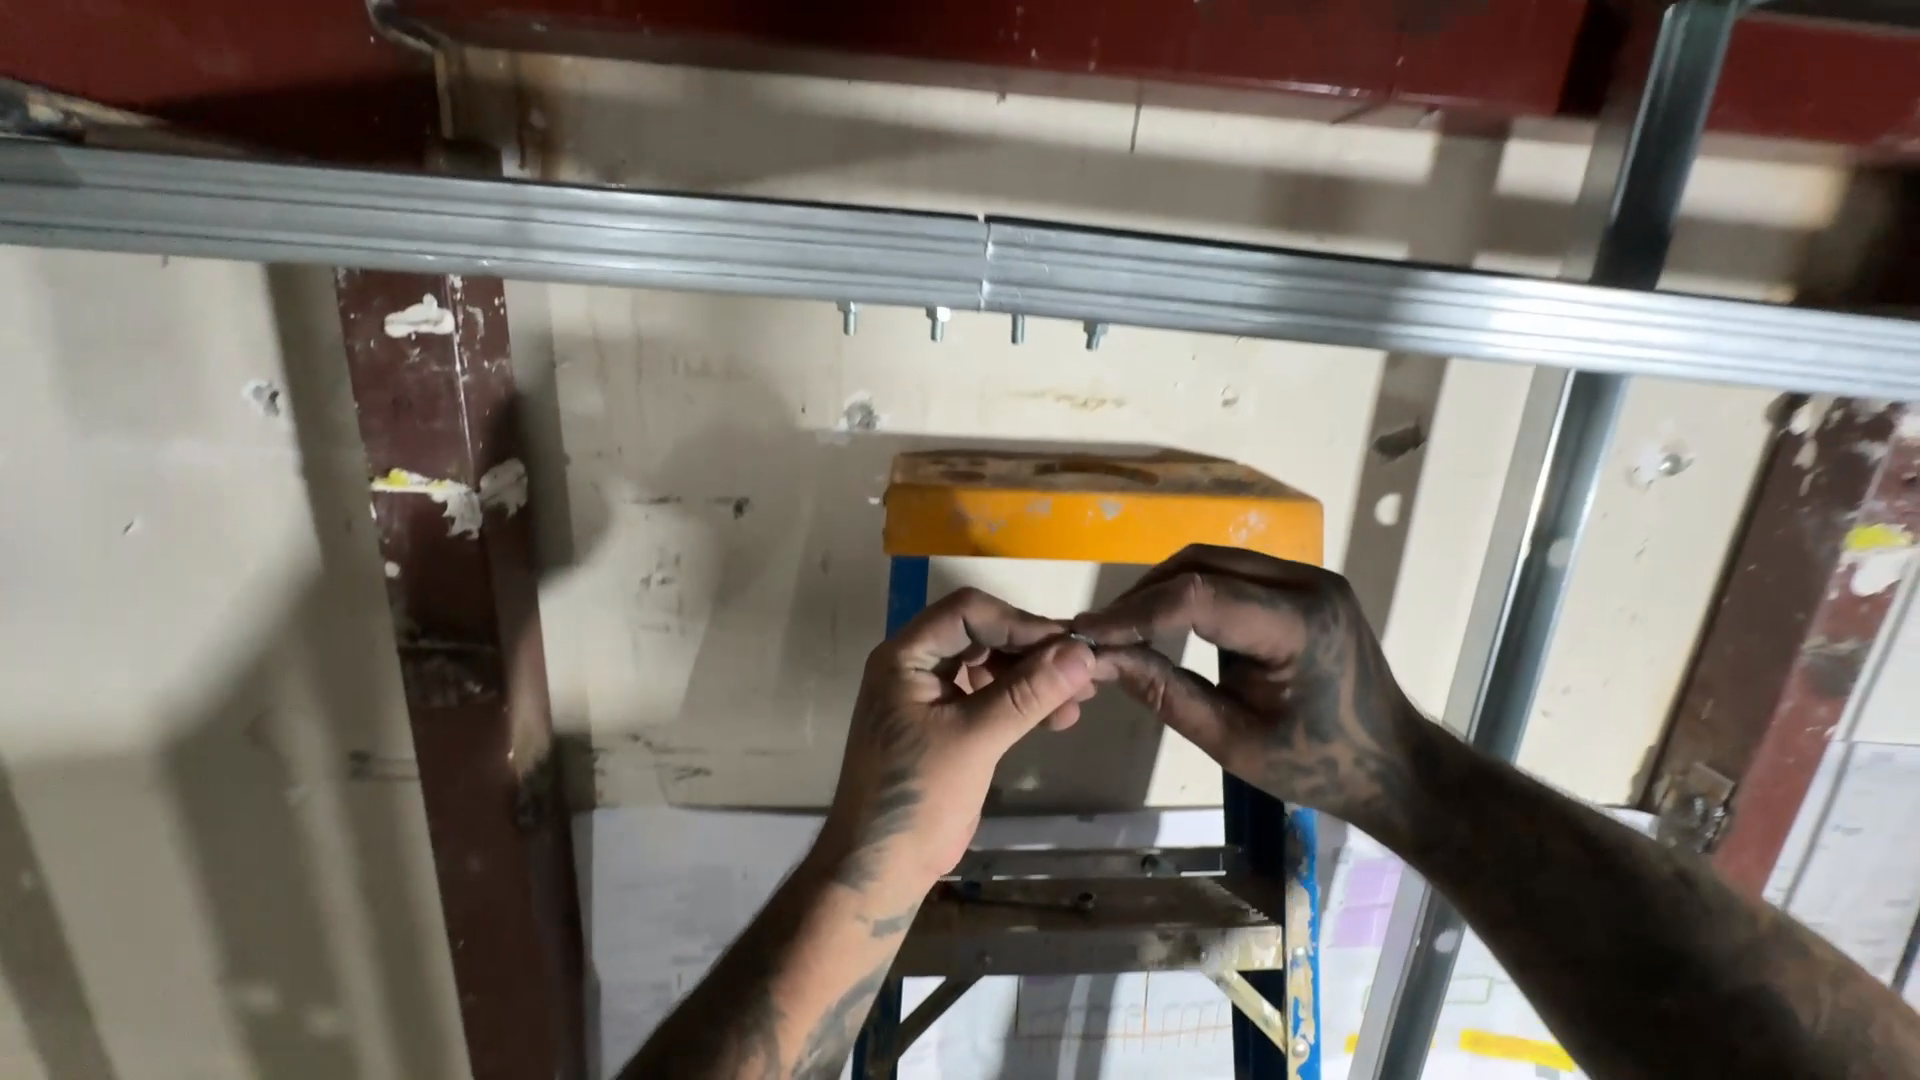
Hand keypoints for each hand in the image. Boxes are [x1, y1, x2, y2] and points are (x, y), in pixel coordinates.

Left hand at [821, 588, 1097, 893]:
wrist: (881, 867)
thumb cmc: (917, 798)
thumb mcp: (975, 740)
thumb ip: (1028, 693)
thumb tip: (1082, 653)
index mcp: (905, 656)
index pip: (968, 612)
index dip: (1020, 623)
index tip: (1069, 645)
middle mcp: (915, 665)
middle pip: (981, 633)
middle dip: (1031, 650)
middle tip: (1082, 670)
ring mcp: (930, 694)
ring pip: (990, 664)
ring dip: (1033, 677)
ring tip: (1079, 699)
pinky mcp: (947, 723)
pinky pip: (989, 695)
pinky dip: (1023, 701)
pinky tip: (1058, 717)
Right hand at [1071, 545, 1428, 834]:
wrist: (1393, 765)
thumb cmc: (1316, 766)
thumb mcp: (1232, 741)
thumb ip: (1165, 694)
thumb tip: (1099, 661)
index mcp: (1298, 625)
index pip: (1196, 596)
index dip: (1133, 613)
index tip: (1085, 634)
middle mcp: (1306, 583)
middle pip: (1200, 563)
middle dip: (1143, 595)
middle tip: (1102, 632)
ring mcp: (1309, 577)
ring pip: (1212, 560)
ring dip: (1164, 588)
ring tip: (1127, 627)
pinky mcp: (1303, 583)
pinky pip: (1232, 571)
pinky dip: (1191, 590)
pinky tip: (1168, 620)